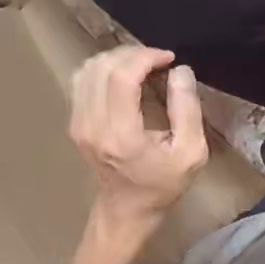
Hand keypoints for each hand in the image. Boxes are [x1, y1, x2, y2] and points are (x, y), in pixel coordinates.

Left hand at [69, 45, 208, 226]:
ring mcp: (78, 124)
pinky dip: (103, 68)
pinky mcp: (73, 122)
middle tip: (157, 61)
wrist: (126, 209)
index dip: (145, 57)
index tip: (168, 58)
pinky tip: (122, 75)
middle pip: (103, 67)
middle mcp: (92, 126)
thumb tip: (180, 69)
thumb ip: (188, 108)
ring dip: (117, 59)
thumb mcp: (191, 152)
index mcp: (121, 135)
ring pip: (89, 69)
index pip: (121, 77)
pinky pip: (81, 80)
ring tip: (141, 65)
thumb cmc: (162, 183)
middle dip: (133, 54)